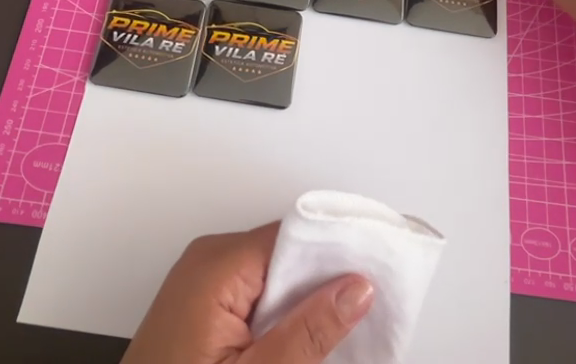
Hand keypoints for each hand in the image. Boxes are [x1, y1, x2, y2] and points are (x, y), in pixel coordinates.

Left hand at [123, 222, 374, 363]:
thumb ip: (307, 331)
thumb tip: (355, 287)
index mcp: (218, 264)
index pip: (296, 234)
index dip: (337, 253)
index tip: (374, 267)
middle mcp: (207, 260)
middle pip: (287, 253)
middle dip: (321, 283)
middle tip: (358, 312)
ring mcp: (201, 280)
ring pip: (273, 275)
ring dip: (301, 302)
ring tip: (326, 336)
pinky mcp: (201, 302)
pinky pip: (254, 290)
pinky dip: (278, 313)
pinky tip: (293, 341)